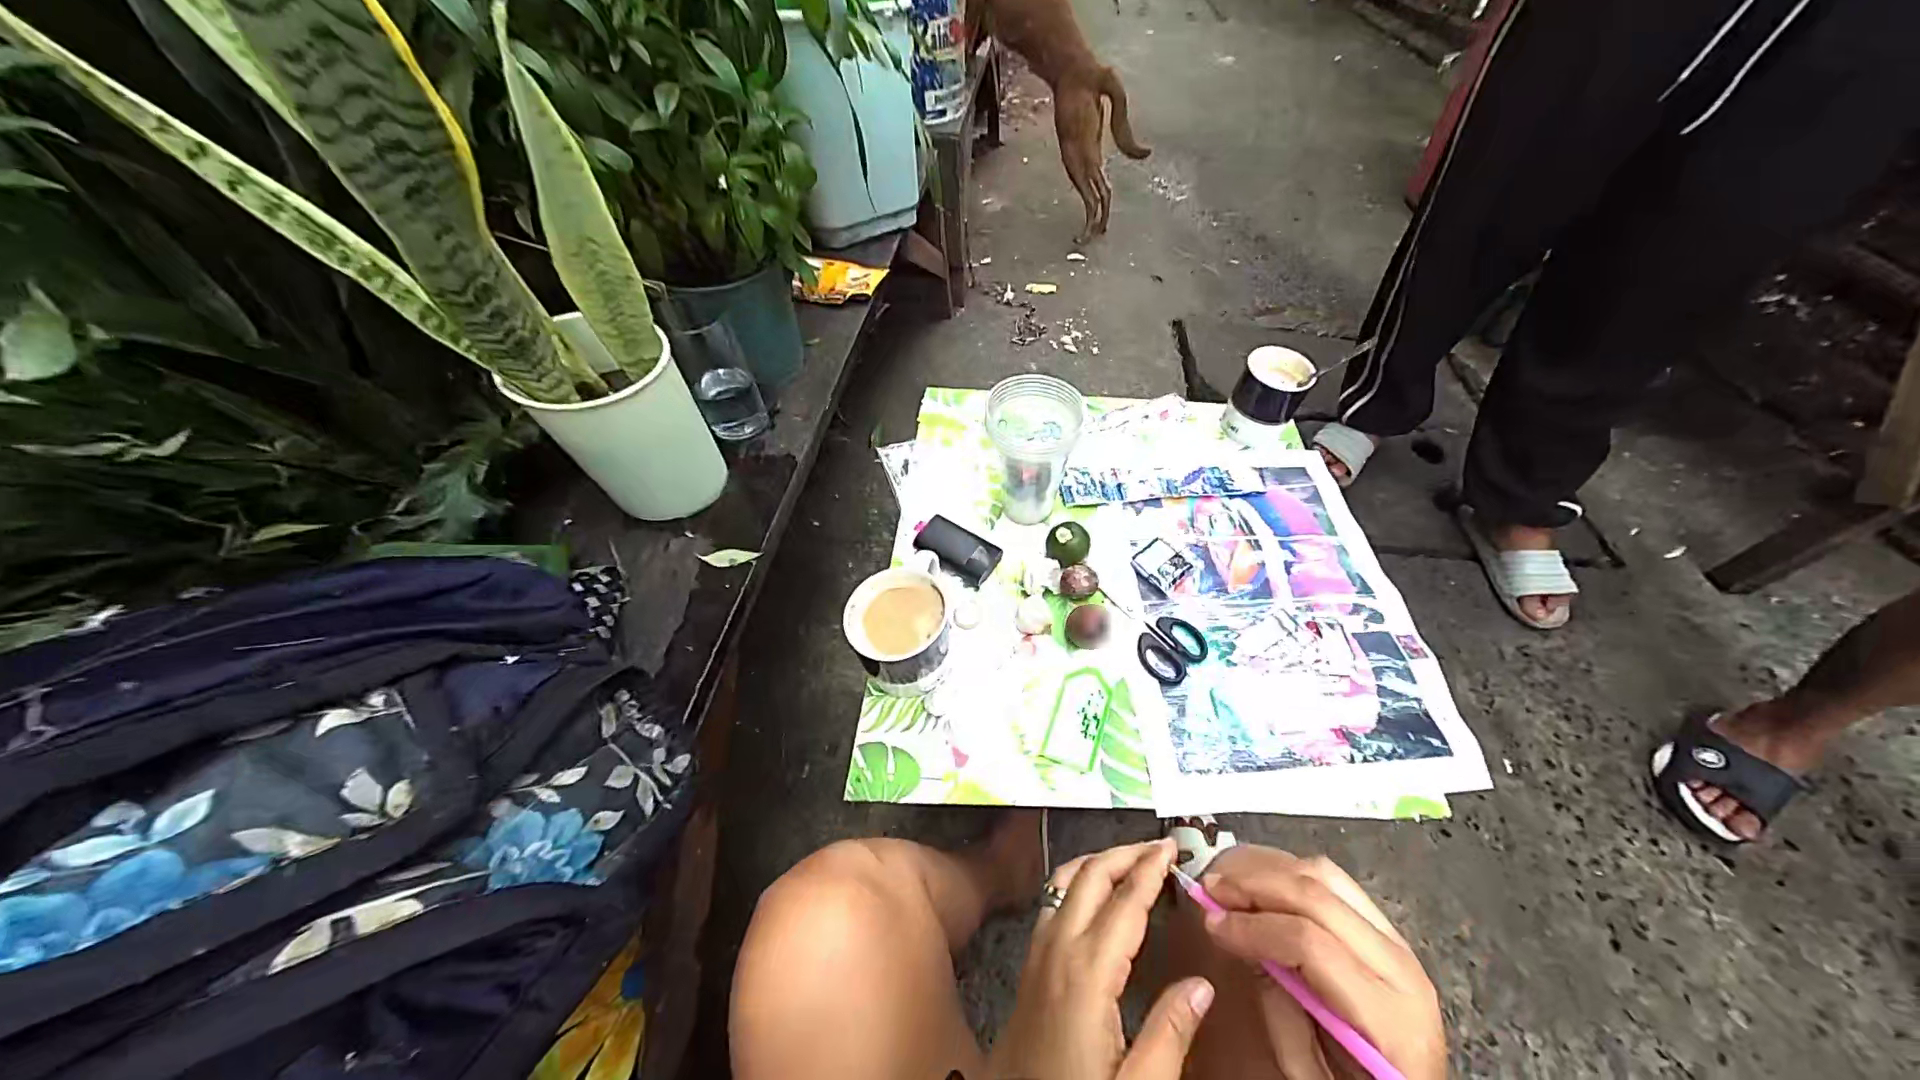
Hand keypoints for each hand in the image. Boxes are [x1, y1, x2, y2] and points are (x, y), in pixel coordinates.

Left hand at [991, 839, 1213, 1079]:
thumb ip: (1170, 1032)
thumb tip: (1202, 985)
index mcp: (1088, 971)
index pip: (1126, 902)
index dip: (1150, 870)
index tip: (1171, 848)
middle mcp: (1058, 947)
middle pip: (1091, 877)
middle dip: (1125, 853)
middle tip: (1158, 847)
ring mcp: (1038, 952)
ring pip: (1066, 881)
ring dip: (1099, 862)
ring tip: (1131, 859)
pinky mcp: (1029, 964)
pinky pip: (1053, 901)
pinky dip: (1078, 881)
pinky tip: (1093, 895)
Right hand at [1201, 847, 1445, 1079]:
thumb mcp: (1305, 1065)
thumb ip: (1275, 998)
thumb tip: (1234, 933)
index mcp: (1387, 1016)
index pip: (1309, 942)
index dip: (1253, 926)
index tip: (1211, 923)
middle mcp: (1400, 968)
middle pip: (1316, 896)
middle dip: (1253, 885)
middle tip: (1209, 888)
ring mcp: (1398, 942)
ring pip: (1325, 875)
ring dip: (1269, 870)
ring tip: (1229, 881)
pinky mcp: (1387, 929)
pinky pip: (1335, 881)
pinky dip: (1290, 873)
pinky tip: (1262, 884)